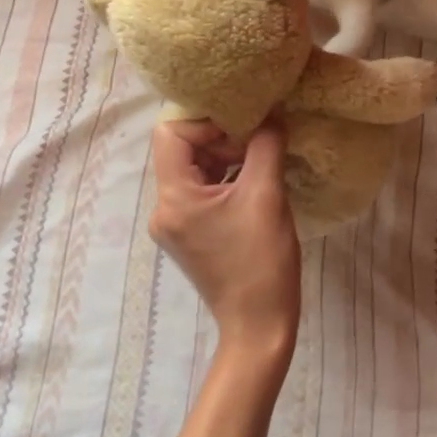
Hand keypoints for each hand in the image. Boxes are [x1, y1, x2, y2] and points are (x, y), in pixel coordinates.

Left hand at [148, 119, 301, 354]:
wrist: (260, 324)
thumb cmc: (260, 259)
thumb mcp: (267, 194)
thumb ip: (265, 144)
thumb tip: (272, 112)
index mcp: (173, 198)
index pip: (172, 133)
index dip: (207, 120)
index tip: (244, 125)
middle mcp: (164, 209)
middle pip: (183, 149)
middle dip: (222, 137)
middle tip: (259, 142)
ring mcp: (177, 223)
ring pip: (195, 168)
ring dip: (227, 156)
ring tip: (262, 160)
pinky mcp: (193, 233)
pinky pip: (204, 188)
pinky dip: (228, 176)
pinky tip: (257, 180)